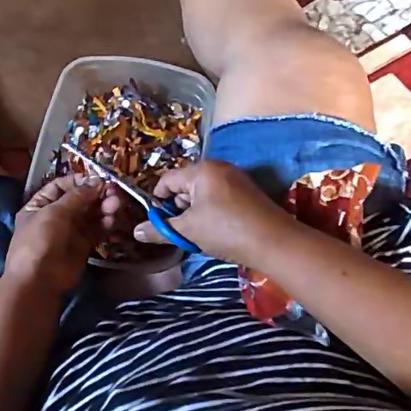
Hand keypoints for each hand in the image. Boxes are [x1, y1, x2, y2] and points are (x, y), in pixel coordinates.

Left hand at [3, 175, 124, 293]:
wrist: (39, 279)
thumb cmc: (40, 240)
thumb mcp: (54, 212)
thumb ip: (77, 196)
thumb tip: (96, 182)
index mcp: (40, 204)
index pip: (61, 186)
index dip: (79, 181)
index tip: (98, 178)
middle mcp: (55, 216)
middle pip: (80, 200)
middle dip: (96, 194)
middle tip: (114, 192)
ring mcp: (69, 231)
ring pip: (90, 214)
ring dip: (104, 208)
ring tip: (116, 205)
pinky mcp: (83, 245)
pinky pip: (96, 230)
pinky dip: (105, 224)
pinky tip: (113, 219)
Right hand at [133, 160, 288, 262]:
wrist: (275, 243)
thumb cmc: (226, 231)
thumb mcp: (188, 231)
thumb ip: (160, 229)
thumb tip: (136, 232)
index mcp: (200, 171)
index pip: (166, 180)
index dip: (157, 201)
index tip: (158, 222)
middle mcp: (218, 167)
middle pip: (184, 184)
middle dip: (178, 207)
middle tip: (181, 229)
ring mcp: (235, 178)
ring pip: (202, 192)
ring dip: (195, 211)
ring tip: (199, 233)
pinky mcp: (247, 192)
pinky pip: (219, 196)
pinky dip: (211, 211)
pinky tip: (217, 230)